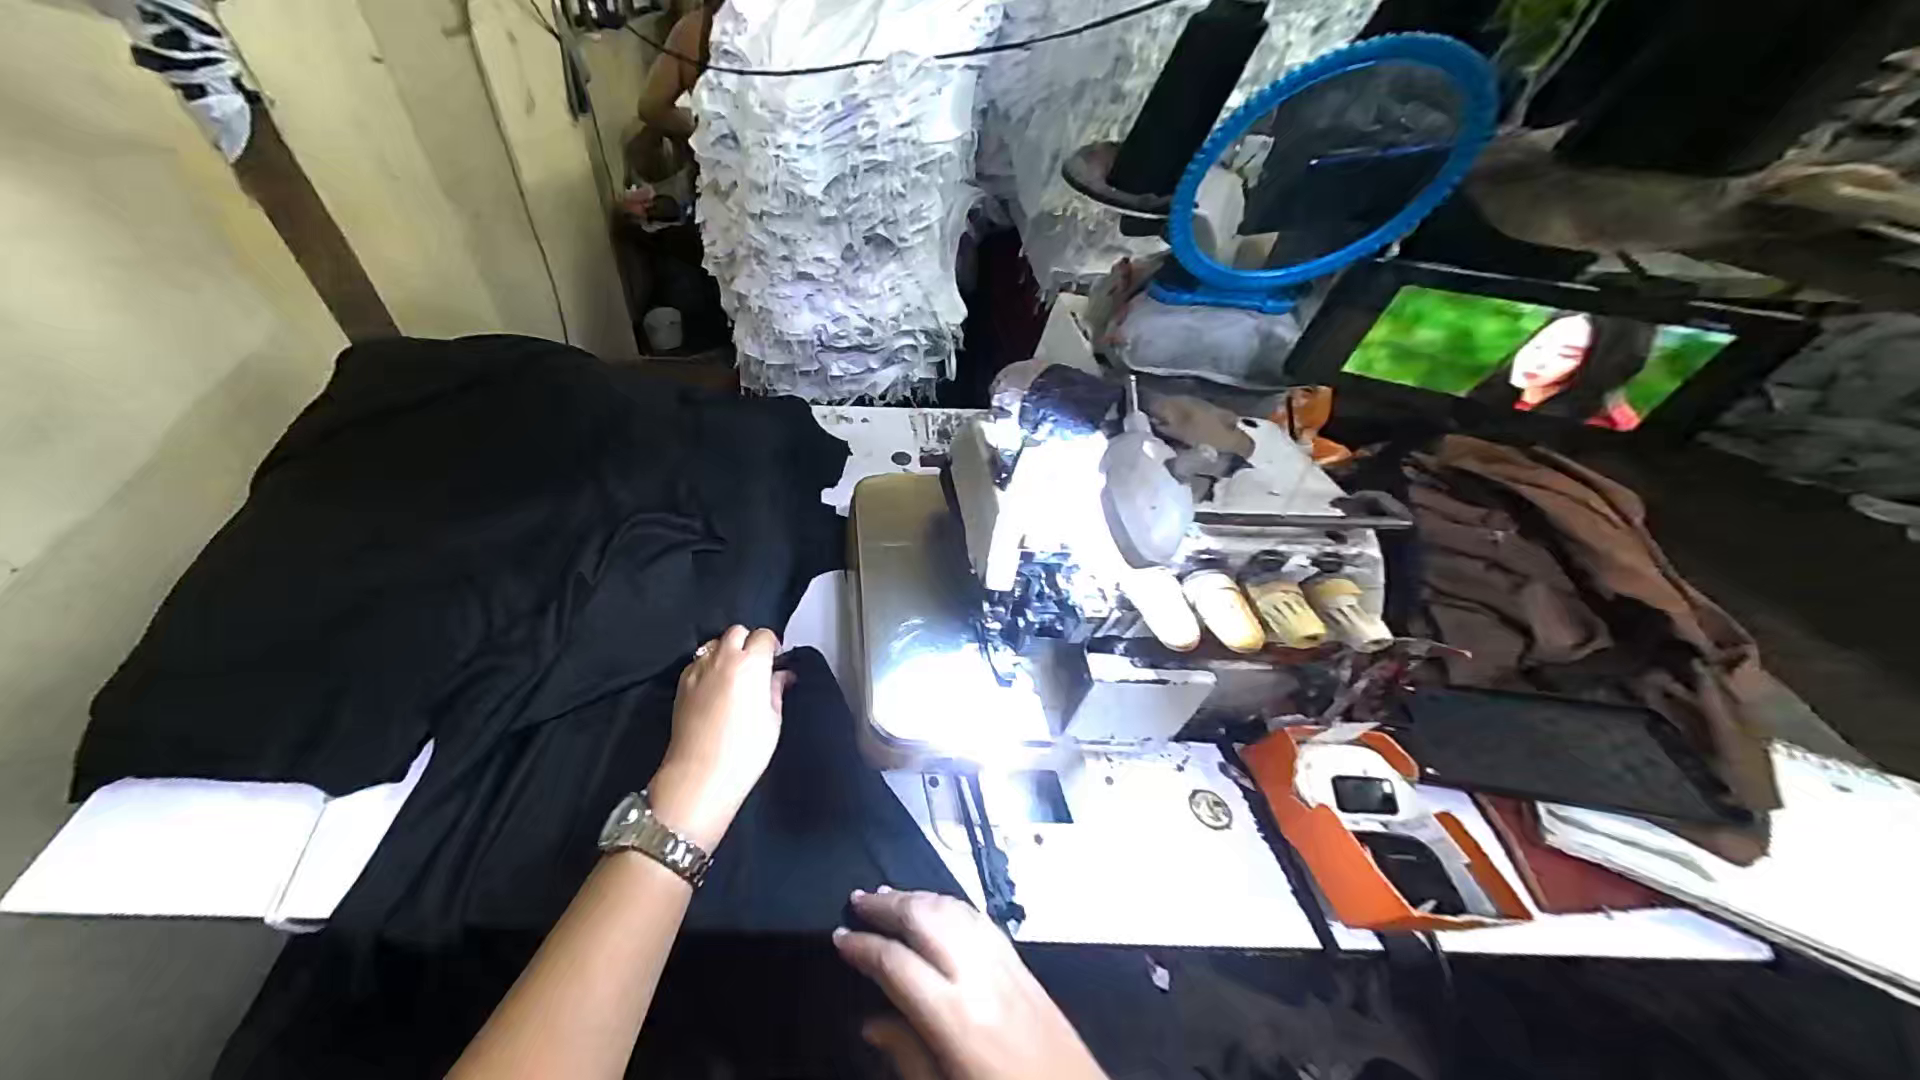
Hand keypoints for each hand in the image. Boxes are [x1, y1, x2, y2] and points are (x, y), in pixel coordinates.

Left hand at [649, 626, 792, 848]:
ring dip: (727, 651)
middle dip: (749, 642)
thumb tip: (781, 677)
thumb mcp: (773, 720)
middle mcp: (722, 660)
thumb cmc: (741, 753)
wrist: (699, 776)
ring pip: (715, 643)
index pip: (765, 636)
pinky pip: (697, 661)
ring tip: (734, 674)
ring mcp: (698, 671)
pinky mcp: (681, 685)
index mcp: (751, 665)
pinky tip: (715, 686)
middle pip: (738, 631)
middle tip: (756, 663)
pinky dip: (708, 665)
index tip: (776, 659)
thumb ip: (776, 689)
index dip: (773, 646)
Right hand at [834, 889, 1107, 1079]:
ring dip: (917, 897)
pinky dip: (949, 904)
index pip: (897, 963)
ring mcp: (1003, 963)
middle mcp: (979, 977)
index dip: (863, 947)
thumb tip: (871, 1023)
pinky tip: (935, 905)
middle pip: (925, 920)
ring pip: (952, 910)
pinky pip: (978, 918)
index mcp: (955, 1017)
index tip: (840, 937)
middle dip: (888, 905)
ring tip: (888, 896)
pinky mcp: (1020, 962)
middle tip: (858, 899)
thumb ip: (906, 1053)